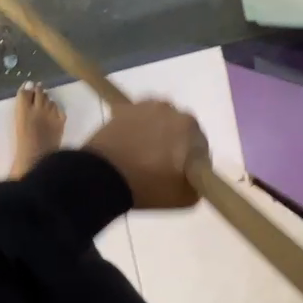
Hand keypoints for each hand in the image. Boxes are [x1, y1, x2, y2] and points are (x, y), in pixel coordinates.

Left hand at [82, 100, 205, 208]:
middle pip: (179, 128)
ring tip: (143, 154)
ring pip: (158, 120)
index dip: (192, 162)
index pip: (200, 146)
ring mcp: (143, 106)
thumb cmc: (148, 186)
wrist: (103, 176)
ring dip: (156, 132)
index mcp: (189, 127)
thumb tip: (194, 175)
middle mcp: (169, 109)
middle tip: (162, 165)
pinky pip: (136, 117)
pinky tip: (130, 143)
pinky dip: (136, 127)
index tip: (182, 175)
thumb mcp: (185, 197)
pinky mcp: (121, 108)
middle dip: (175, 143)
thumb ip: (198, 182)